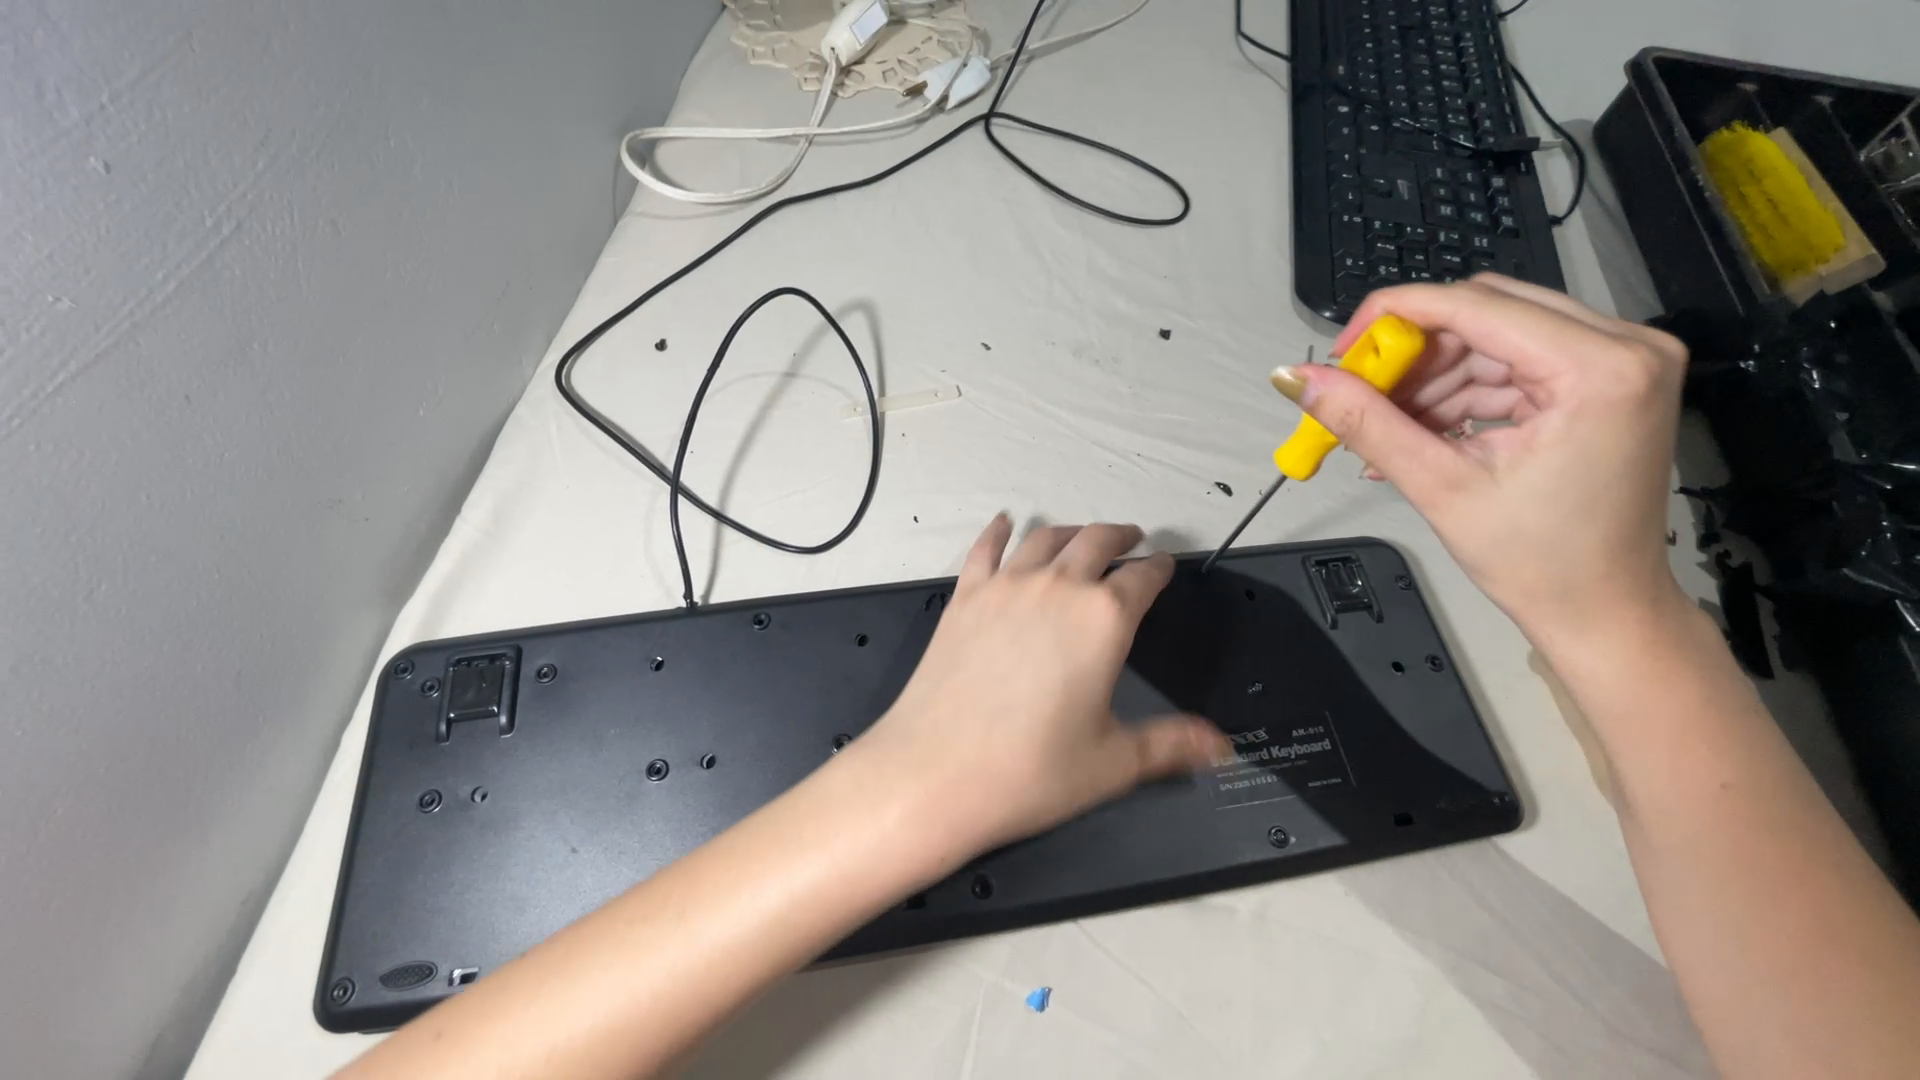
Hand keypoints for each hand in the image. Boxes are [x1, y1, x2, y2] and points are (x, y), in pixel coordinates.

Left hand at [850, 516, 1225, 859]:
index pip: (1143, 578)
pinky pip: (984, 549)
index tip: (1165, 565)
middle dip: (1120, 536)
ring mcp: (1004, 587)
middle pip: (1095, 541)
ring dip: (1070, 531)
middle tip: (1132, 538)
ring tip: (1081, 534)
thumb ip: (1169, 745)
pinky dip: (997, 531)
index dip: (1160, 568)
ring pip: (1044, 538)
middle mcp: (1057, 588)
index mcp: (1104, 619)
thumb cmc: (1030, 770)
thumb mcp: (1113, 763)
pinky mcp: (964, 598)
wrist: (936, 771)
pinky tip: (1003, 522)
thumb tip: (1219, 747)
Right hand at [1282, 275, 1687, 637]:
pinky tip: (1420, 432)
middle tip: (1360, 391)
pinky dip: (1460, 393)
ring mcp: (1618, 362)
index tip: (1342, 350)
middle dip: (1413, 353)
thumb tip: (1300, 381)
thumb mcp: (1438, 485)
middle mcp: (1623, 346)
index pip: (1474, 304)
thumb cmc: (1539, 561)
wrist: (1602, 609)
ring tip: (1389, 428)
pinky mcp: (1603, 382)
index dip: (1393, 317)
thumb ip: (1364, 422)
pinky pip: (1513, 364)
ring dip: (1432, 379)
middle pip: (1485, 312)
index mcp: (1598, 367)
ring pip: (1493, 338)